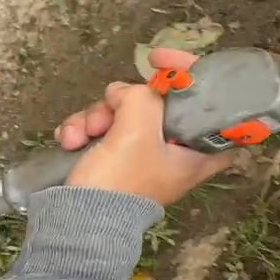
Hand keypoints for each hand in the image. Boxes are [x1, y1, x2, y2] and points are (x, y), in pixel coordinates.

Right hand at [58, 79, 233, 205]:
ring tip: (78, 137)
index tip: (158, 58)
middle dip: (118, 106)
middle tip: (102, 119)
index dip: (186, 71)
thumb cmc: (117, 183)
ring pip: (119, 115)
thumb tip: (123, 91)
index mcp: (202, 147)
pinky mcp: (110, 160)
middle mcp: (175, 149)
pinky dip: (80, 131)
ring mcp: (139, 154)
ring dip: (91, 119)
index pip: (211, 96)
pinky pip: (98, 130)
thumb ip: (139, 100)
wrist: (75, 221)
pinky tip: (69, 142)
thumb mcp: (135, 135)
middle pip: (151, 104)